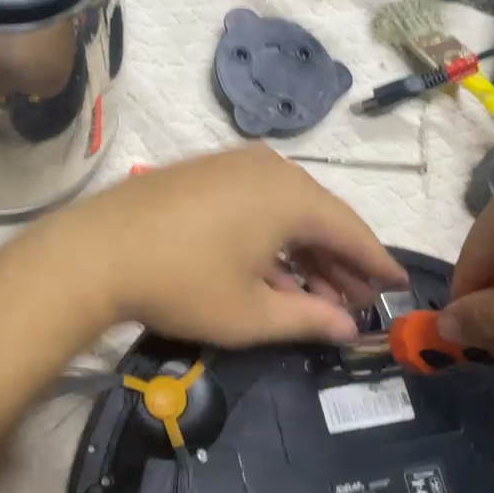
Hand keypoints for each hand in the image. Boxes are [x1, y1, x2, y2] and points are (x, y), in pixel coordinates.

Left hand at [39, 145, 408, 345]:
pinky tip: (271, 271)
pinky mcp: (203, 171)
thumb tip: (347, 327)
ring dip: (304, 253)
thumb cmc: (180, 285)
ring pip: (286, 210)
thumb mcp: (250, 315)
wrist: (93, 252)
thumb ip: (308, 321)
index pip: (352, 231)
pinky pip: (255, 203)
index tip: (399, 286)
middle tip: (356, 303)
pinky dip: (272, 237)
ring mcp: (232, 165)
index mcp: (292, 197)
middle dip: (340, 263)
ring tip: (316, 296)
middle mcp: (269, 169)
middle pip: (320, 218)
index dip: (377, 264)